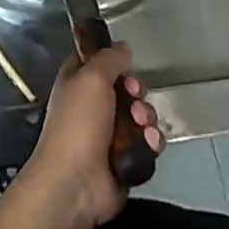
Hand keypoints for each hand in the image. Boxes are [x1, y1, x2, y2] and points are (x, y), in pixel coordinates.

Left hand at [15, 45, 162, 227]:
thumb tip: (122, 47)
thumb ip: (109, 59)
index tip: (125, 62)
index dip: (113, 59)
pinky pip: (148, 141)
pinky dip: (151, 141)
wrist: (77, 182)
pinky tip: (148, 143)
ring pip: (141, 115)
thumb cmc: (78, 123)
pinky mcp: (126, 156)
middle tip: (134, 96)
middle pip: (125, 88)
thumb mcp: (91, 79)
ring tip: (141, 124)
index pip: (97, 62)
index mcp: (76, 82)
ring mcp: (110, 133)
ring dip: (147, 117)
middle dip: (136, 91)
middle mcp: (92, 105)